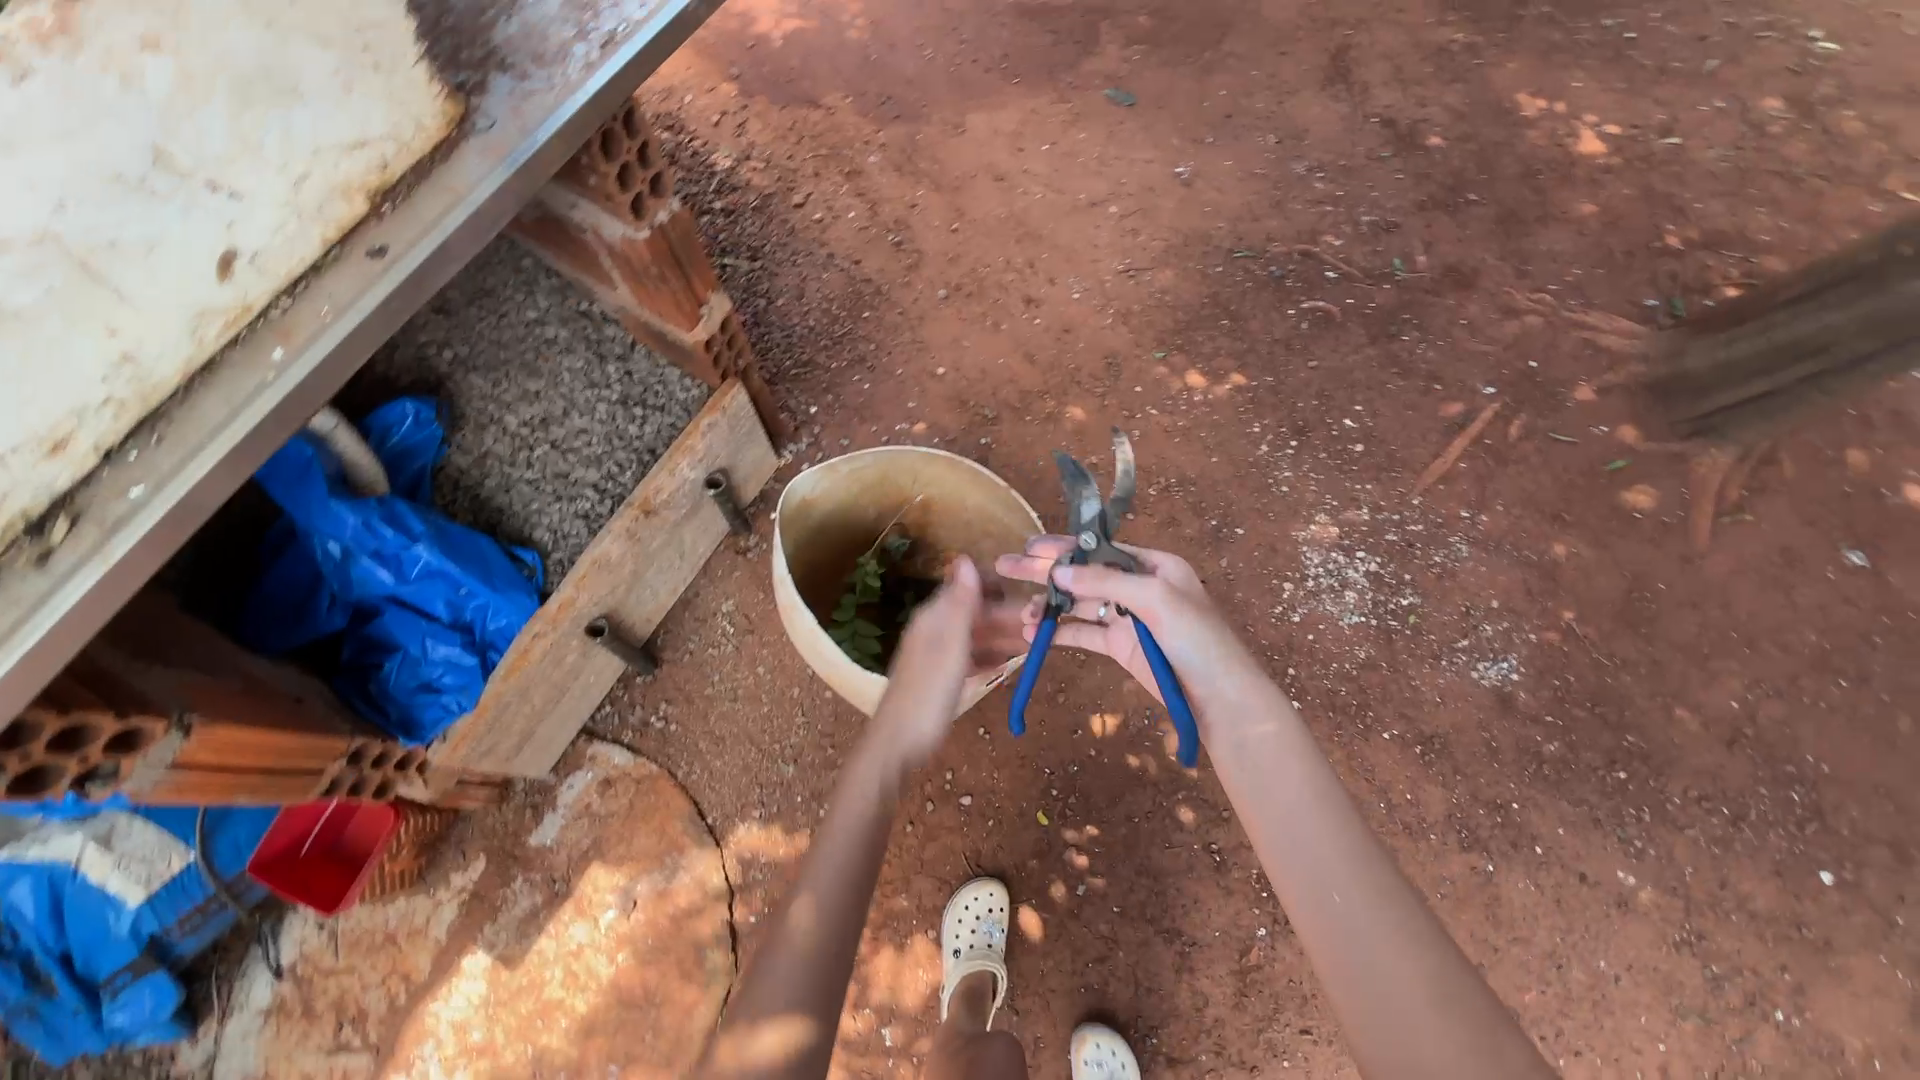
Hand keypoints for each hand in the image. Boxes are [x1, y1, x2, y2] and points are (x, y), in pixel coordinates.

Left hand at [866, 556, 1019, 770]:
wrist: (899, 743)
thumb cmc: (927, 693)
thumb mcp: (949, 645)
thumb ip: (959, 604)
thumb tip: (965, 559)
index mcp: (935, 617)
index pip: (969, 587)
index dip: (999, 586)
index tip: (1032, 591)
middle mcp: (935, 629)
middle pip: (977, 612)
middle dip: (1008, 614)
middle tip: (1045, 622)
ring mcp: (939, 654)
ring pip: (977, 635)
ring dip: (1004, 636)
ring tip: (1038, 641)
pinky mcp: (942, 677)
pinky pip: (972, 657)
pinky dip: (991, 656)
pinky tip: (1011, 662)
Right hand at [994, 535, 1246, 703]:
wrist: (1220, 698)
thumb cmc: (1197, 639)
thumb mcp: (1156, 599)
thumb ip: (1106, 581)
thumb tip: (1059, 571)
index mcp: (1153, 566)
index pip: (1099, 550)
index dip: (1064, 548)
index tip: (1029, 547)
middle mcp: (1137, 587)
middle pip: (1083, 574)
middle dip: (1045, 572)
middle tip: (1006, 567)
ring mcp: (1126, 618)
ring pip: (1078, 605)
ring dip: (1048, 607)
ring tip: (1020, 614)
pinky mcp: (1120, 647)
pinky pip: (1083, 633)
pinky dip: (1058, 632)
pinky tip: (1033, 633)